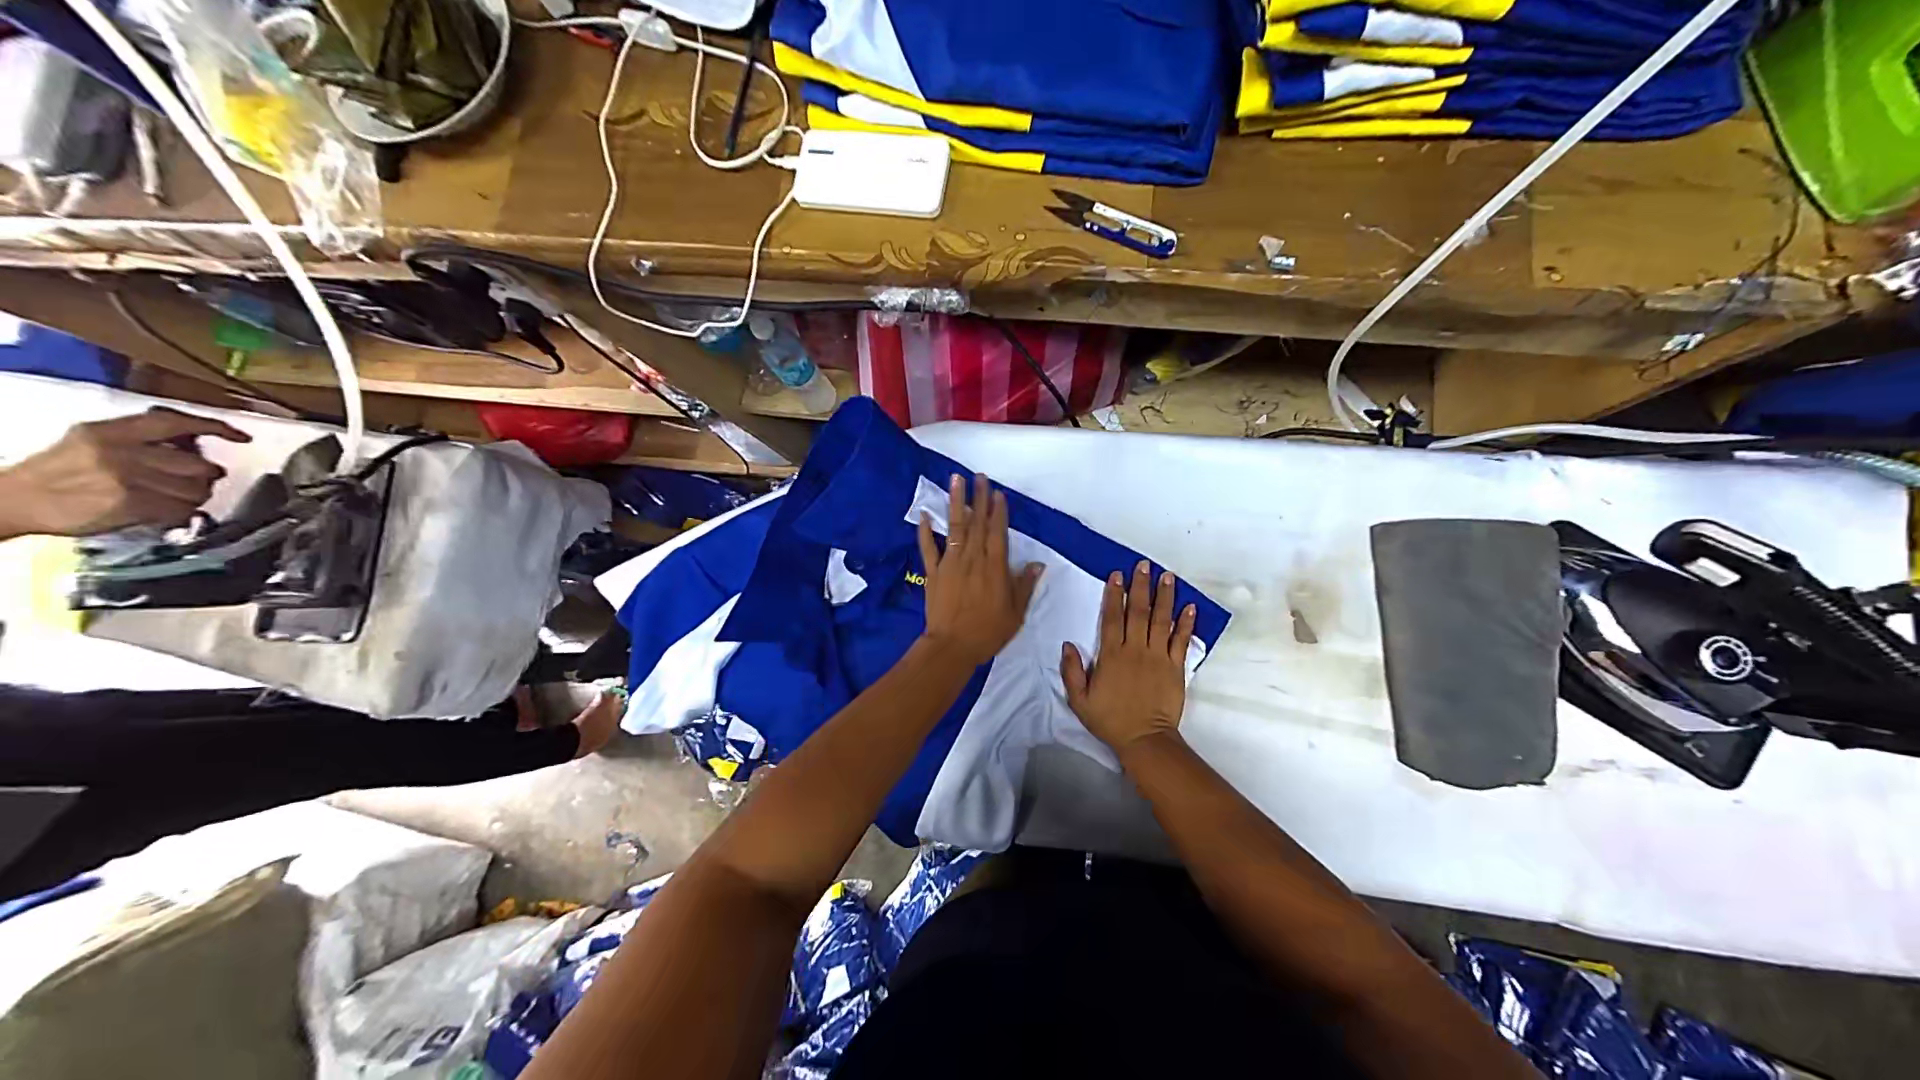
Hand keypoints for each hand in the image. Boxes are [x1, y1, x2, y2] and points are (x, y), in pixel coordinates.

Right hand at [0, 407, 250, 539]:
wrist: (14, 499)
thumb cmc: (57, 472)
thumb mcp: (92, 442)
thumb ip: (139, 439)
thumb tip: (191, 444)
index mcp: (111, 431)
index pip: (175, 423)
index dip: (215, 428)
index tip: (241, 436)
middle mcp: (122, 451)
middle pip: (197, 464)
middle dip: (206, 475)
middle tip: (198, 480)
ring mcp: (128, 478)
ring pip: (196, 489)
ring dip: (196, 496)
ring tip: (179, 497)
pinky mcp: (132, 504)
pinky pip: (181, 509)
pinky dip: (183, 513)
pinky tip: (171, 512)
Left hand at [917, 473, 1043, 667]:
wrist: (952, 646)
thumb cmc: (988, 632)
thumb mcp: (1016, 612)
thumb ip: (1024, 585)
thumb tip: (1037, 564)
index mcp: (995, 567)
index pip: (997, 532)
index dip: (998, 512)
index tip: (998, 493)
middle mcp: (972, 558)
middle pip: (977, 523)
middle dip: (979, 498)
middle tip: (979, 476)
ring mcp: (950, 563)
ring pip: (954, 527)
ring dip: (955, 502)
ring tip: (955, 481)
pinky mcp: (933, 572)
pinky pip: (928, 547)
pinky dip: (925, 530)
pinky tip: (924, 514)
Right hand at [1062, 560, 1197, 754]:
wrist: (1145, 739)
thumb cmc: (1110, 720)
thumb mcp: (1079, 699)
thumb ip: (1071, 670)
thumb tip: (1068, 644)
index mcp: (1111, 655)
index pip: (1112, 618)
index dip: (1113, 595)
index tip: (1116, 576)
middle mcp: (1135, 650)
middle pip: (1138, 612)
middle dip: (1140, 587)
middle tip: (1143, 566)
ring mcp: (1158, 657)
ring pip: (1161, 620)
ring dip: (1164, 597)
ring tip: (1167, 577)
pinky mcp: (1176, 667)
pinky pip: (1181, 641)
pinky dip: (1186, 623)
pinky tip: (1190, 607)